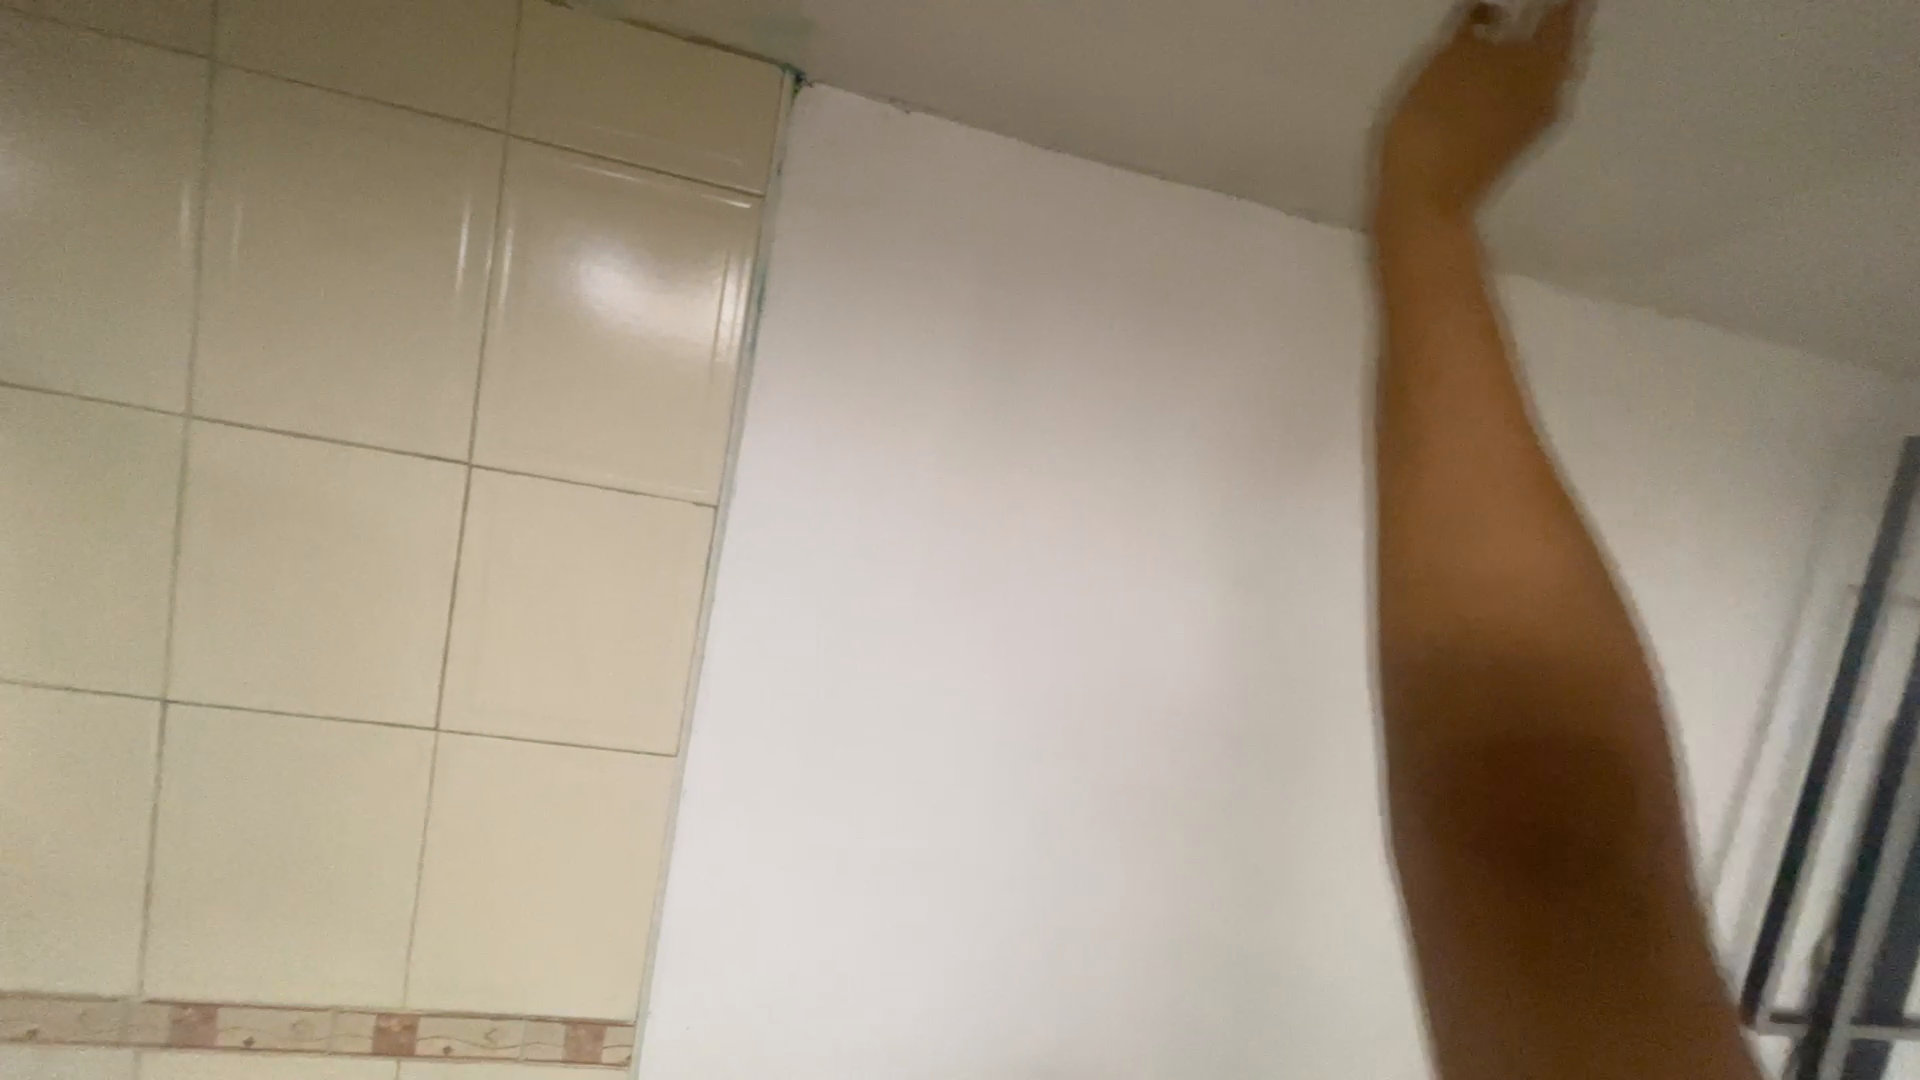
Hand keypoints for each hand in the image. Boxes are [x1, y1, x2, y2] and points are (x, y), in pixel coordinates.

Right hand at [1375, 0, 1591, 219]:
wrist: (1422, 207)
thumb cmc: (1431, 130)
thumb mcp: (1443, 64)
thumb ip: (1472, 26)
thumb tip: (1490, 9)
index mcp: (1545, 54)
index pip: (1563, 7)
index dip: (1546, 2)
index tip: (1516, 3)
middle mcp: (1553, 85)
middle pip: (1558, 39)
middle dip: (1540, 24)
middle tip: (1517, 15)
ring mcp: (1534, 122)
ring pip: (1539, 72)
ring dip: (1524, 54)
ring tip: (1501, 42)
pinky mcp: (1510, 149)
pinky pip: (1520, 101)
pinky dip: (1509, 85)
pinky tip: (1487, 85)